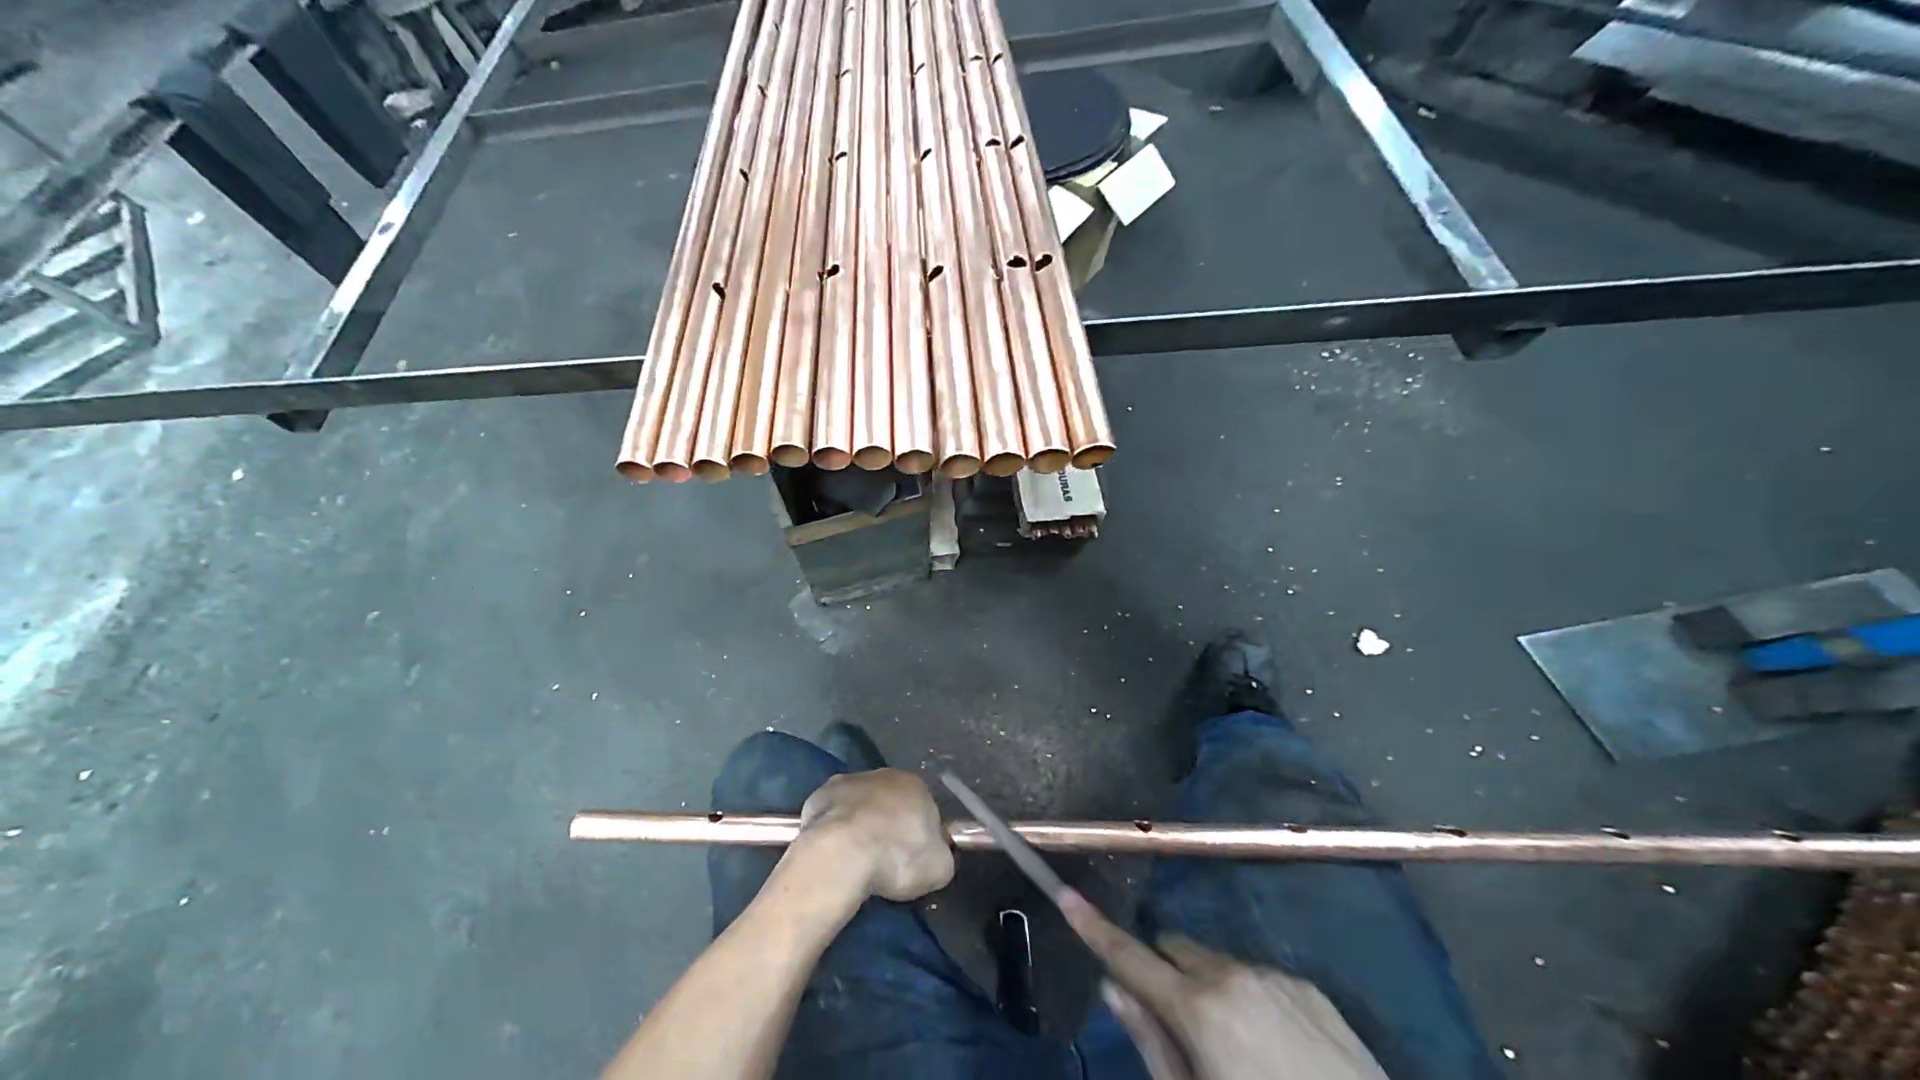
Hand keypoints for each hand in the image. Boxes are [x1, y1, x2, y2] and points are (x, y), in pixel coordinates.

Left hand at [797, 769, 954, 901]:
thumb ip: (941, 854)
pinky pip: (832, 815)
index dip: (919, 834)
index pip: (924, 808)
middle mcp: (882, 775)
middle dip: (888, 824)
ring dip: (859, 824)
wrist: (842, 855)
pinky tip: (833, 852)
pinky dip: (833, 829)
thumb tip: (934, 855)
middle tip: (884, 859)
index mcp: (915, 785)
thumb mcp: (939, 867)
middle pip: (889, 801)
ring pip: (859, 805)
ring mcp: (847, 782)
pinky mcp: (817, 797)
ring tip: (855, 859)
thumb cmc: (897, 857)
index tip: (911, 857)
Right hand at [1061, 893, 1387, 1079]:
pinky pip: (1258, 976)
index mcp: (1197, 1008)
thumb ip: (1150, 1042)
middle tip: (1173, 1021)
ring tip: (1235, 1047)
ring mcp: (1275, 976)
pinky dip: (1248, 996)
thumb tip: (1113, 989)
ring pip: (1216, 962)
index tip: (1064, 894)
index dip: (1093, 927)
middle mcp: (1232, 975)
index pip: (1130, 957)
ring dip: (1206, 985)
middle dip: (1161, 969)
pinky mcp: (1310, 986)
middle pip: (1173, 948)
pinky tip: (1276, 1048)